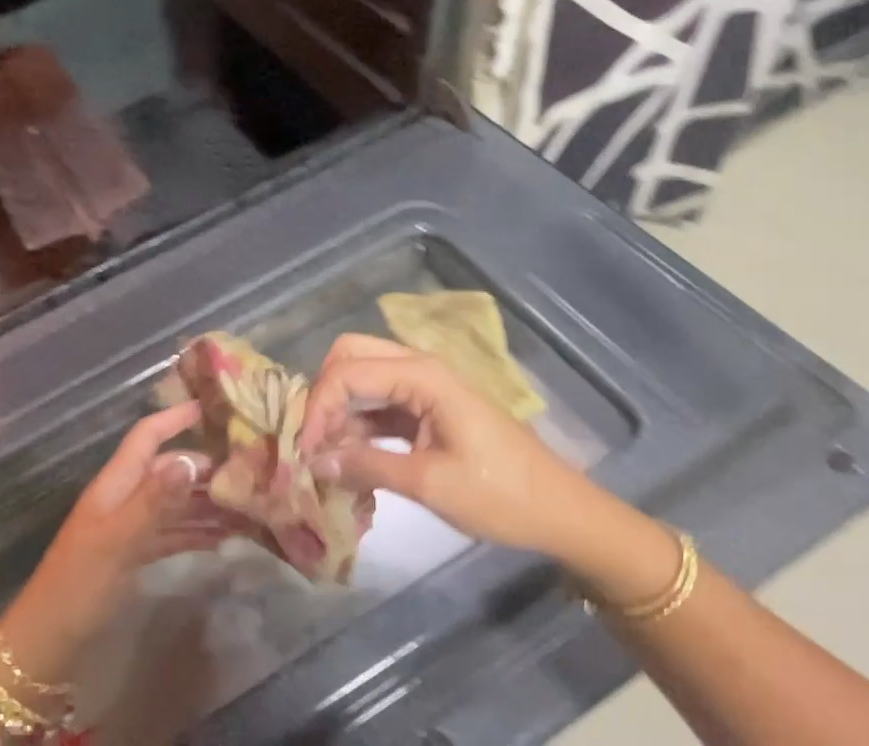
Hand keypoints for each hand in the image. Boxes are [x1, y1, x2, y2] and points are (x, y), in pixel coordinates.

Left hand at [0, 401, 231, 683]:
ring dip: (207, 504)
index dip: (174, 419)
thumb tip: (189, 459)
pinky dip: (196, 534)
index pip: (146, 438)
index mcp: (114, 485)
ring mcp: (129, 528)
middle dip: (205, 468)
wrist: (50, 640)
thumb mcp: (118, 540)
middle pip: (168, 471)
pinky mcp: (134, 556)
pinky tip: (225, 539)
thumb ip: (154, 501)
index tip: (210, 407)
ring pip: (174, 504)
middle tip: (250, 473)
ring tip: (248, 509)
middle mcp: (123, 498)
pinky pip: (171, 534)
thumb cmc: (80, 583)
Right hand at [296, 334, 607, 560]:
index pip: (348, 372)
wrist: (560, 511)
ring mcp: (425, 387)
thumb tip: (316, 461)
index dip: (319, 407)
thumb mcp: (430, 484)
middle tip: (314, 441)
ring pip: (363, 378)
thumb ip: (368, 466)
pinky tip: (350, 456)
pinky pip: (379, 402)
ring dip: (339, 409)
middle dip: (324, 394)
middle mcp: (420, 369)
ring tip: (327, 456)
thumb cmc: (501, 496)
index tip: (308, 452)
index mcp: (423, 376)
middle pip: (351, 356)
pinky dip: (358, 422)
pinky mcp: (428, 409)